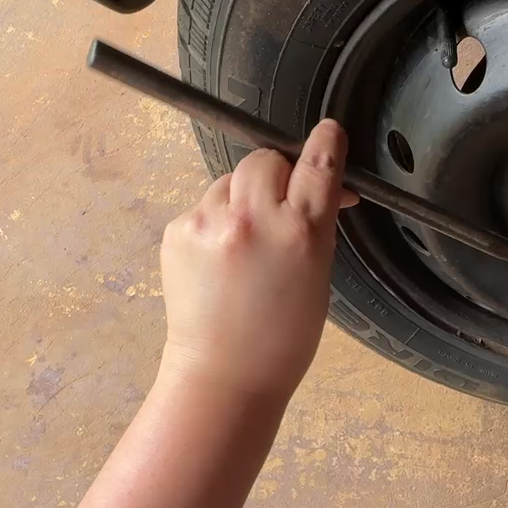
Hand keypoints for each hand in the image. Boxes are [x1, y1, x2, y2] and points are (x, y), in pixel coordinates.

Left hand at [156, 119, 357, 398]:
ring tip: (247, 250)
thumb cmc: (282, 340)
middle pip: (266, 160)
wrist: (225, 376)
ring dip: (243, 200)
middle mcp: (254, 218)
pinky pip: (204, 208)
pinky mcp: (179, 231)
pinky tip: (222, 262)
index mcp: (301, 234)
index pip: (317, 167)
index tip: (329, 132)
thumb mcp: (318, 280)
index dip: (325, 145)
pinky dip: (217, 224)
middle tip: (281, 206)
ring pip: (231, 182)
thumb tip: (318, 191)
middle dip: (277, 174)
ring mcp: (210, 222)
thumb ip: (316, 228)